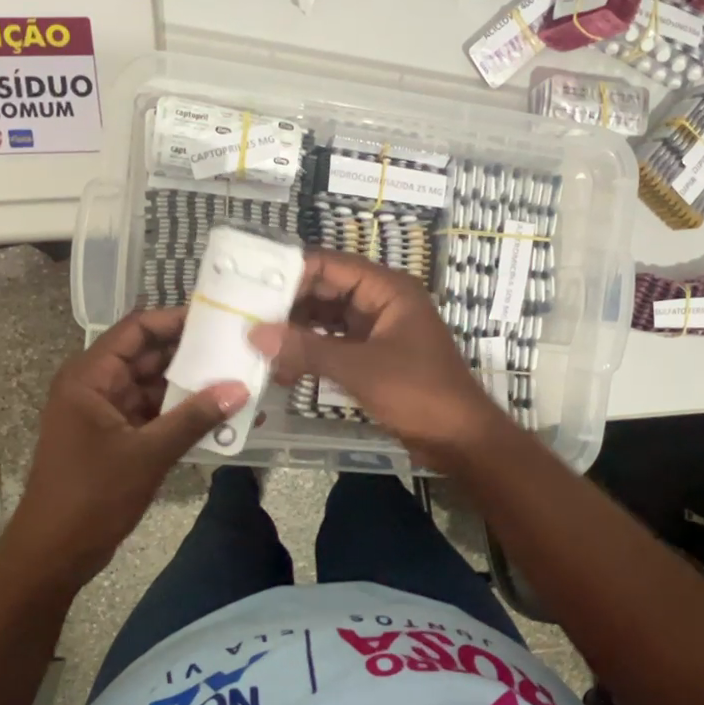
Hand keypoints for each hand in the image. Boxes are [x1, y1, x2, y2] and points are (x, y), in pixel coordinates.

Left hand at [12, 308, 248, 587]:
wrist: (54, 551)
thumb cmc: (92, 495)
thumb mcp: (148, 453)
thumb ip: (194, 418)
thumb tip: (239, 389)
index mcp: (90, 376)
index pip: (137, 329)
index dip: (176, 319)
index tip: (220, 318)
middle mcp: (96, 386)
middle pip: (148, 356)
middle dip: (192, 354)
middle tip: (240, 348)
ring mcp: (106, 413)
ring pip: (154, 387)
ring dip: (190, 387)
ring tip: (238, 379)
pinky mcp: (116, 438)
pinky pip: (153, 414)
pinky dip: (181, 415)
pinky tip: (219, 416)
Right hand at [250, 250, 510, 469]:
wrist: (460, 439)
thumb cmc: (418, 393)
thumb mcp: (359, 369)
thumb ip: (306, 350)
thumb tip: (255, 335)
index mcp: (388, 289)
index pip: (330, 265)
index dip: (290, 272)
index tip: (249, 285)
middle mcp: (382, 302)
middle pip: (326, 291)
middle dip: (288, 305)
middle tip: (243, 316)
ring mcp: (379, 331)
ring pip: (328, 321)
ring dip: (296, 333)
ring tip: (255, 345)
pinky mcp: (374, 358)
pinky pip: (335, 346)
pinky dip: (311, 355)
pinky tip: (282, 369)